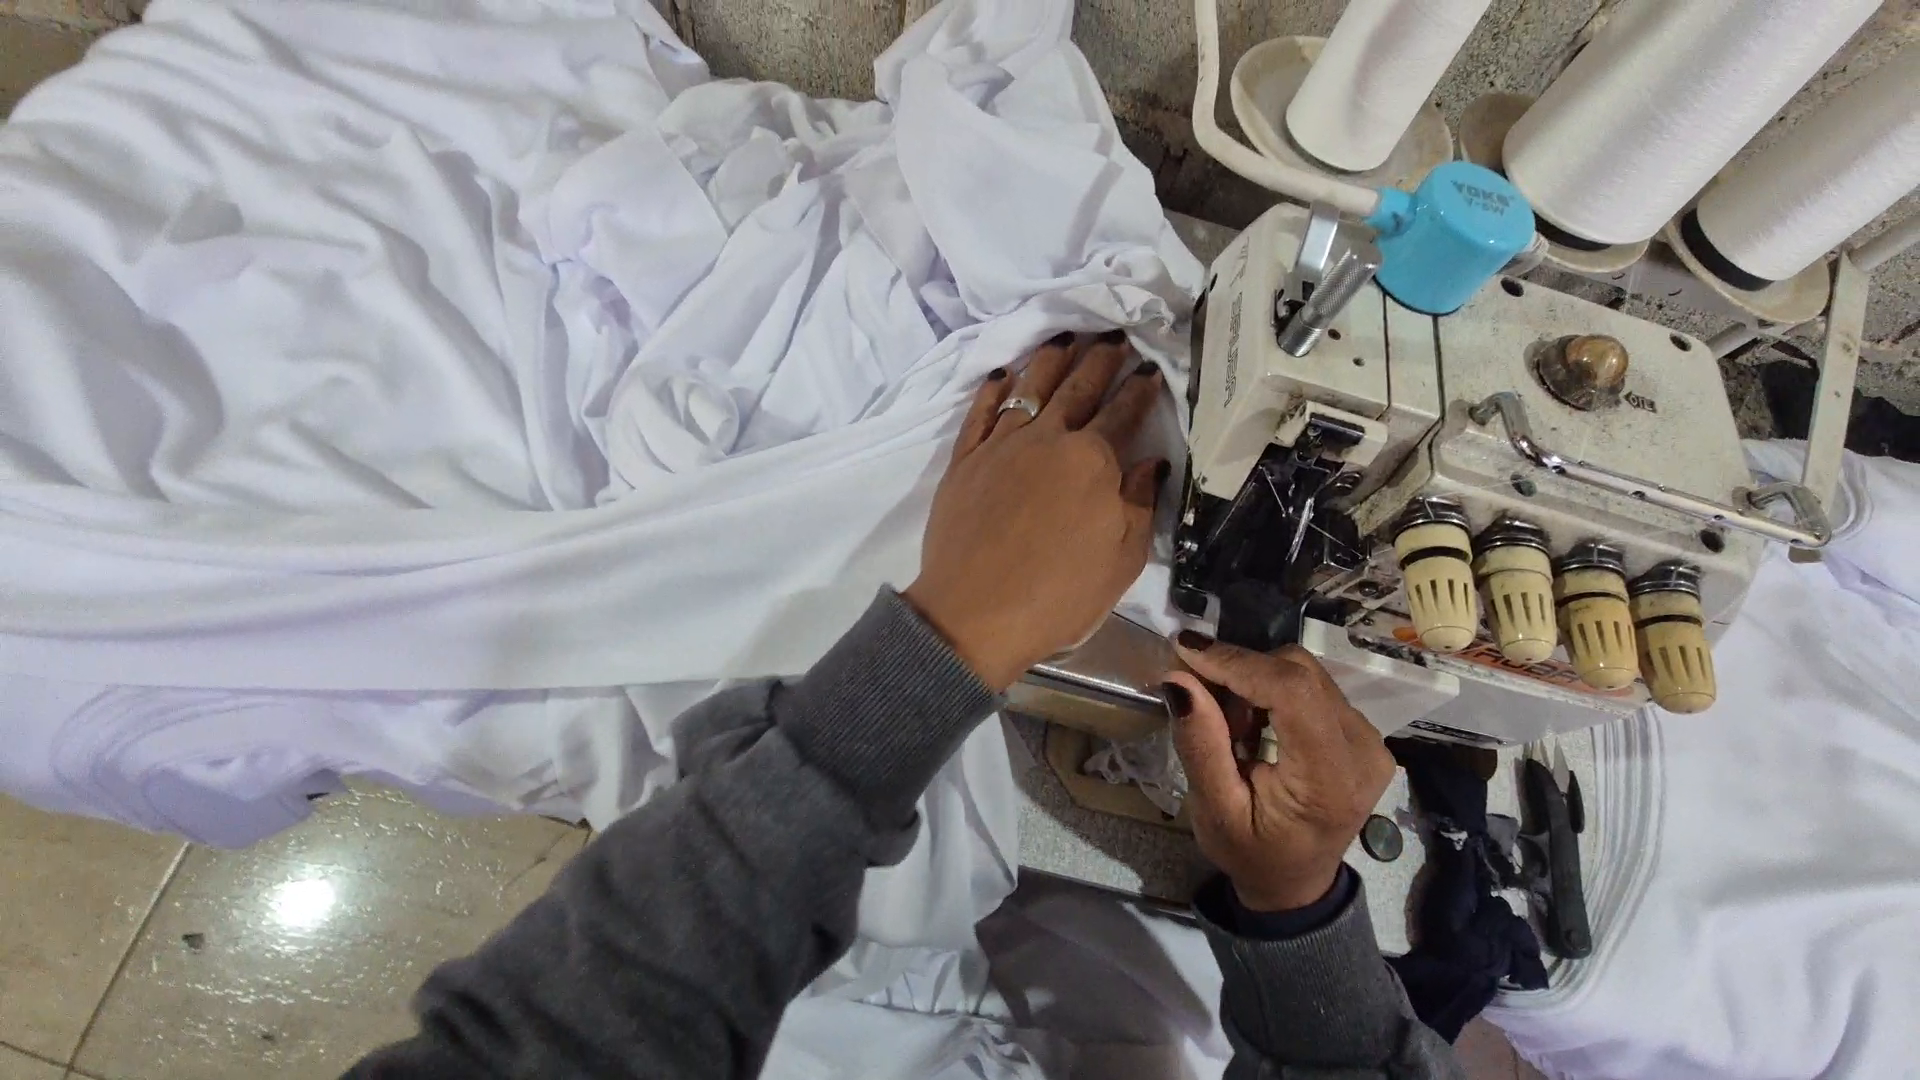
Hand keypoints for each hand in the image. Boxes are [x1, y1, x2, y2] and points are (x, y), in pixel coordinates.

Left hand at [905, 331, 1166, 690]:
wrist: (974, 614)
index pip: (1123, 414)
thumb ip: (1139, 505)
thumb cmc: (1058, 595)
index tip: (1150, 369)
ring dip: (1049, 360)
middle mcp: (1047, 440)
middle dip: (1100, 359)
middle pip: (1078, 388)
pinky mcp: (963, 461)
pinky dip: (992, 391)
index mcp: (1092, 462)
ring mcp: (1000, 446)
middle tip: (1113, 336)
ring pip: (1029, 388)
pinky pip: (980, 414)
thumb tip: (1150, 464)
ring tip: (1064, 336)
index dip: (1140, 390)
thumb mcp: (1121, 560)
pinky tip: (1001, 375)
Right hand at [1163, 637, 1395, 912]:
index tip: (1185, 650)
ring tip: (1229, 722)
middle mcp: (1362, 750)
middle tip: (1200, 696)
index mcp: (1329, 779)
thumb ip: (1201, 745)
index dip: (1237, 662)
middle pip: (1298, 672)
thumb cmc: (1251, 852)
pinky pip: (1310, 683)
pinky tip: (1252, 721)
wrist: (1295, 881)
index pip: (1292, 692)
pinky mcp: (1362, 730)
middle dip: (1239, 670)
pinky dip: (1270, 687)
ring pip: (1302, 671)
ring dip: (1254, 679)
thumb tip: (1179, 679)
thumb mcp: (1214, 811)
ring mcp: (1369, 738)